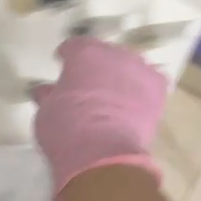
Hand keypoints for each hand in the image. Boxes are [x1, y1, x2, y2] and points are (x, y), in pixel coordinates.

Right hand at [30, 37, 168, 200]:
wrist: (101, 154)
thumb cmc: (65, 131)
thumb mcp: (46, 114)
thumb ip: (48, 96)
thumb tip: (43, 90)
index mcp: (83, 54)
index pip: (73, 46)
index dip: (66, 56)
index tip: (61, 64)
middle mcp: (114, 53)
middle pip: (103, 54)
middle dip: (94, 67)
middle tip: (85, 85)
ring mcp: (139, 68)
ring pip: (126, 67)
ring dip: (117, 78)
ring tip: (109, 97)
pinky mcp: (157, 87)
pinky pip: (147, 82)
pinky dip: (137, 91)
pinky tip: (130, 106)